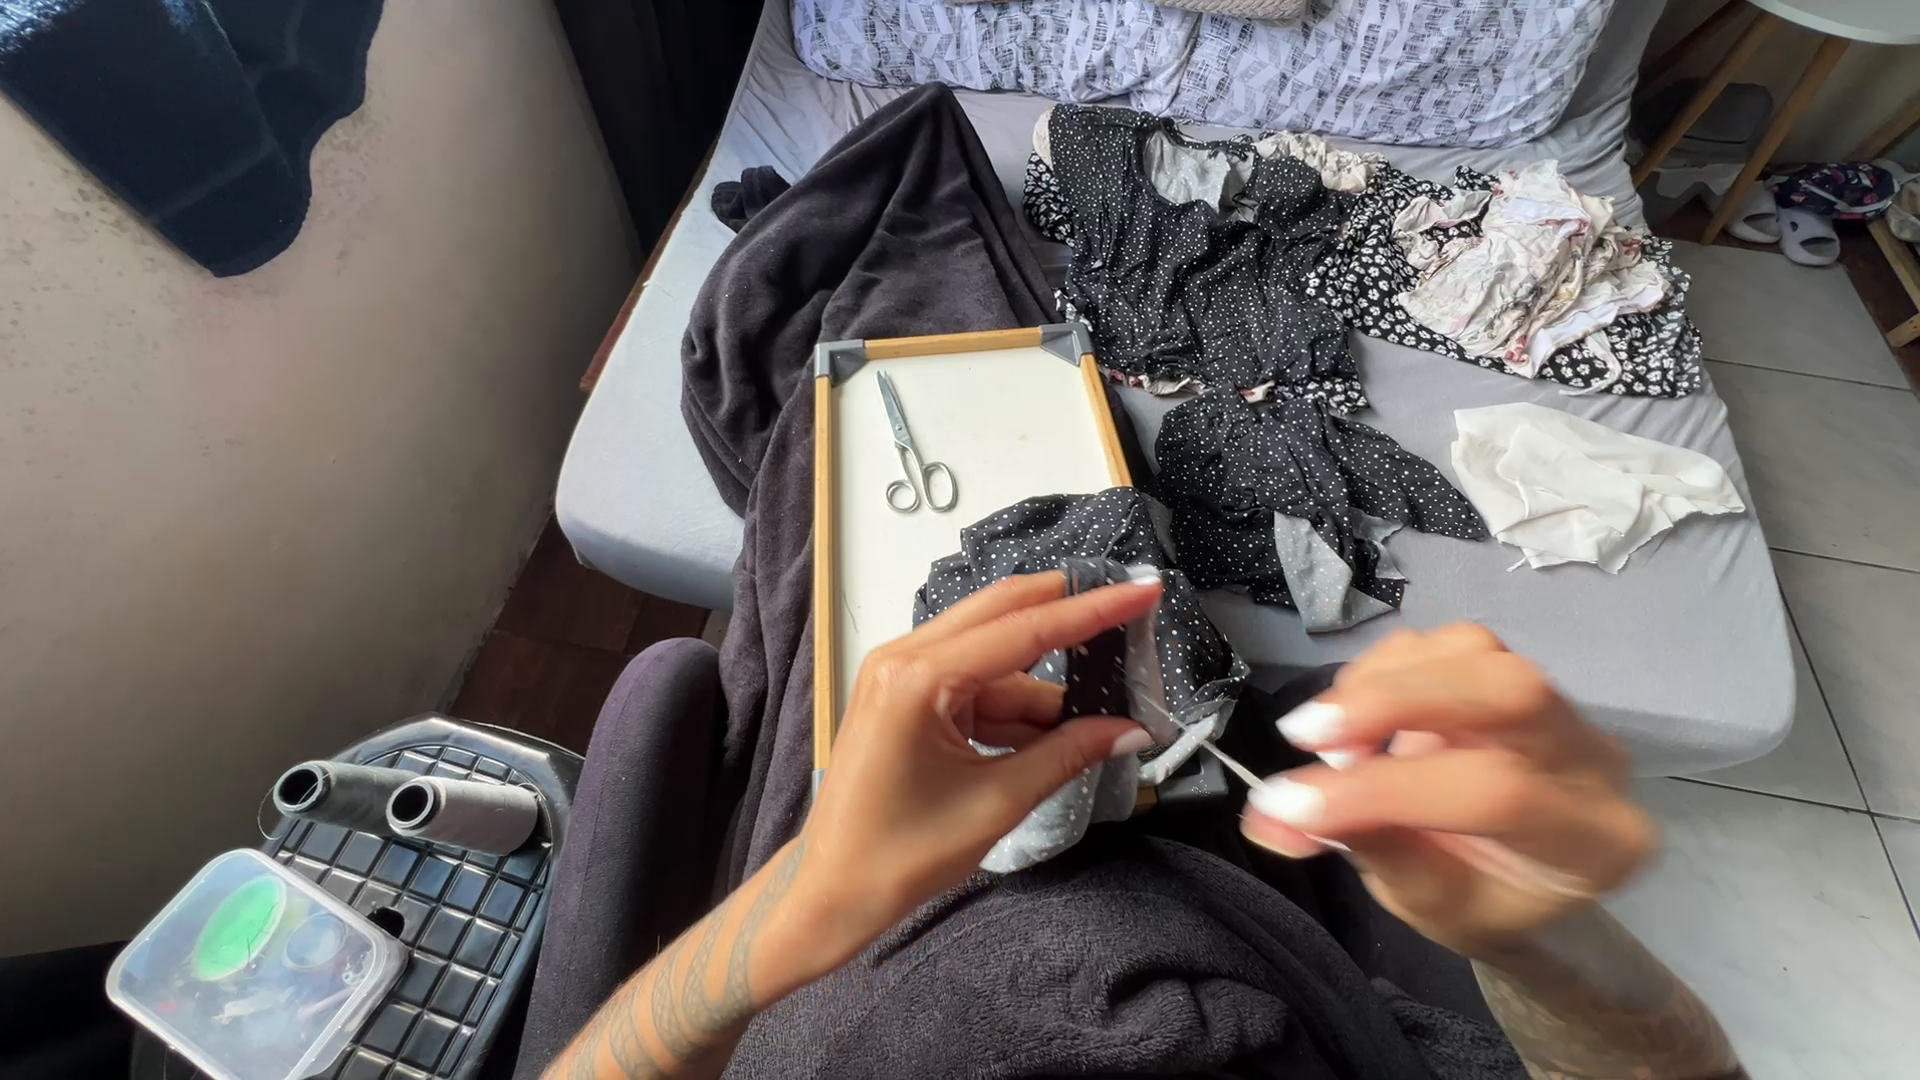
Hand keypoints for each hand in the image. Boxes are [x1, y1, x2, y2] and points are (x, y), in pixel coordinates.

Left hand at [781, 571, 1159, 980]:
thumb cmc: (900, 856)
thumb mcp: (996, 802)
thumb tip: (1131, 728)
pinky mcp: (906, 692)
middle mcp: (905, 656)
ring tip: (1099, 712)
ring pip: (993, 655)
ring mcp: (901, 671)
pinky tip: (1052, 732)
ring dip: (1042, 684)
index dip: (1091, 609)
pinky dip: (1013, 704)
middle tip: (1128, 607)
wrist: (829, 893)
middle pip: (1003, 614)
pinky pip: (974, 682)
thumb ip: (1067, 754)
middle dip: (1067, 612)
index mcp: (919, 676)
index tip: (1142, 590)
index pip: (1024, 629)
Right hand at [1240, 625, 1656, 956]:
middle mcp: (1588, 757)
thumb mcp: (1426, 899)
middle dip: (1392, 700)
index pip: (1492, 792)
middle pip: (1507, 689)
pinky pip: (1440, 643)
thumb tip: (1274, 816)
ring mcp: (1551, 701)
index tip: (1288, 804)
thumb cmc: (1476, 897)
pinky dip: (1379, 669)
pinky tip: (1353, 712)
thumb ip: (1368, 848)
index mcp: (1590, 838)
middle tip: (1305, 732)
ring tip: (1327, 734)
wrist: (1514, 870)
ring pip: (1470, 652)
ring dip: (1376, 683)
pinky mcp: (1504, 670)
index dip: (1381, 789)